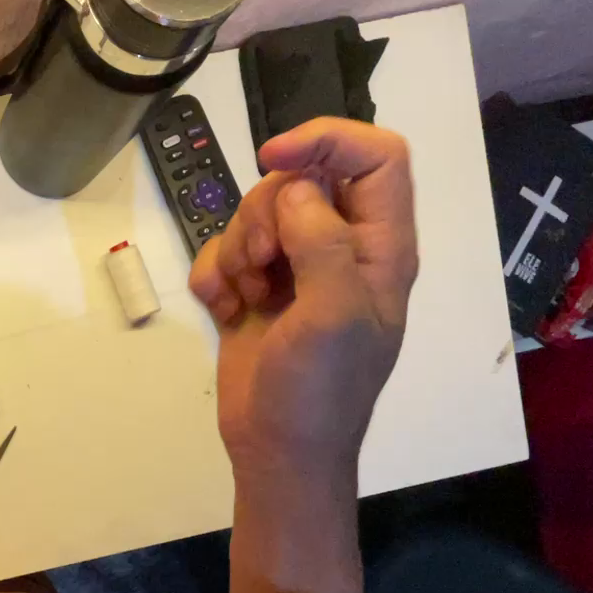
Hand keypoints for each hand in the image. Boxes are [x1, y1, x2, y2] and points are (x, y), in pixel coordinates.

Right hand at [188, 118, 417, 491]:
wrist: (278, 451)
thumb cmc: (319, 391)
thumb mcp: (333, 315)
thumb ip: (322, 241)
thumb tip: (295, 188)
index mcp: (380, 248)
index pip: (376, 157)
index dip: (328, 142)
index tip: (273, 158)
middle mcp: (339, 251)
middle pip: (300, 184)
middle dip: (263, 216)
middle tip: (260, 264)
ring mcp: (292, 274)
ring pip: (254, 219)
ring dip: (235, 252)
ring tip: (243, 298)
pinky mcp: (251, 296)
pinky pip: (222, 257)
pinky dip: (213, 278)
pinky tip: (222, 311)